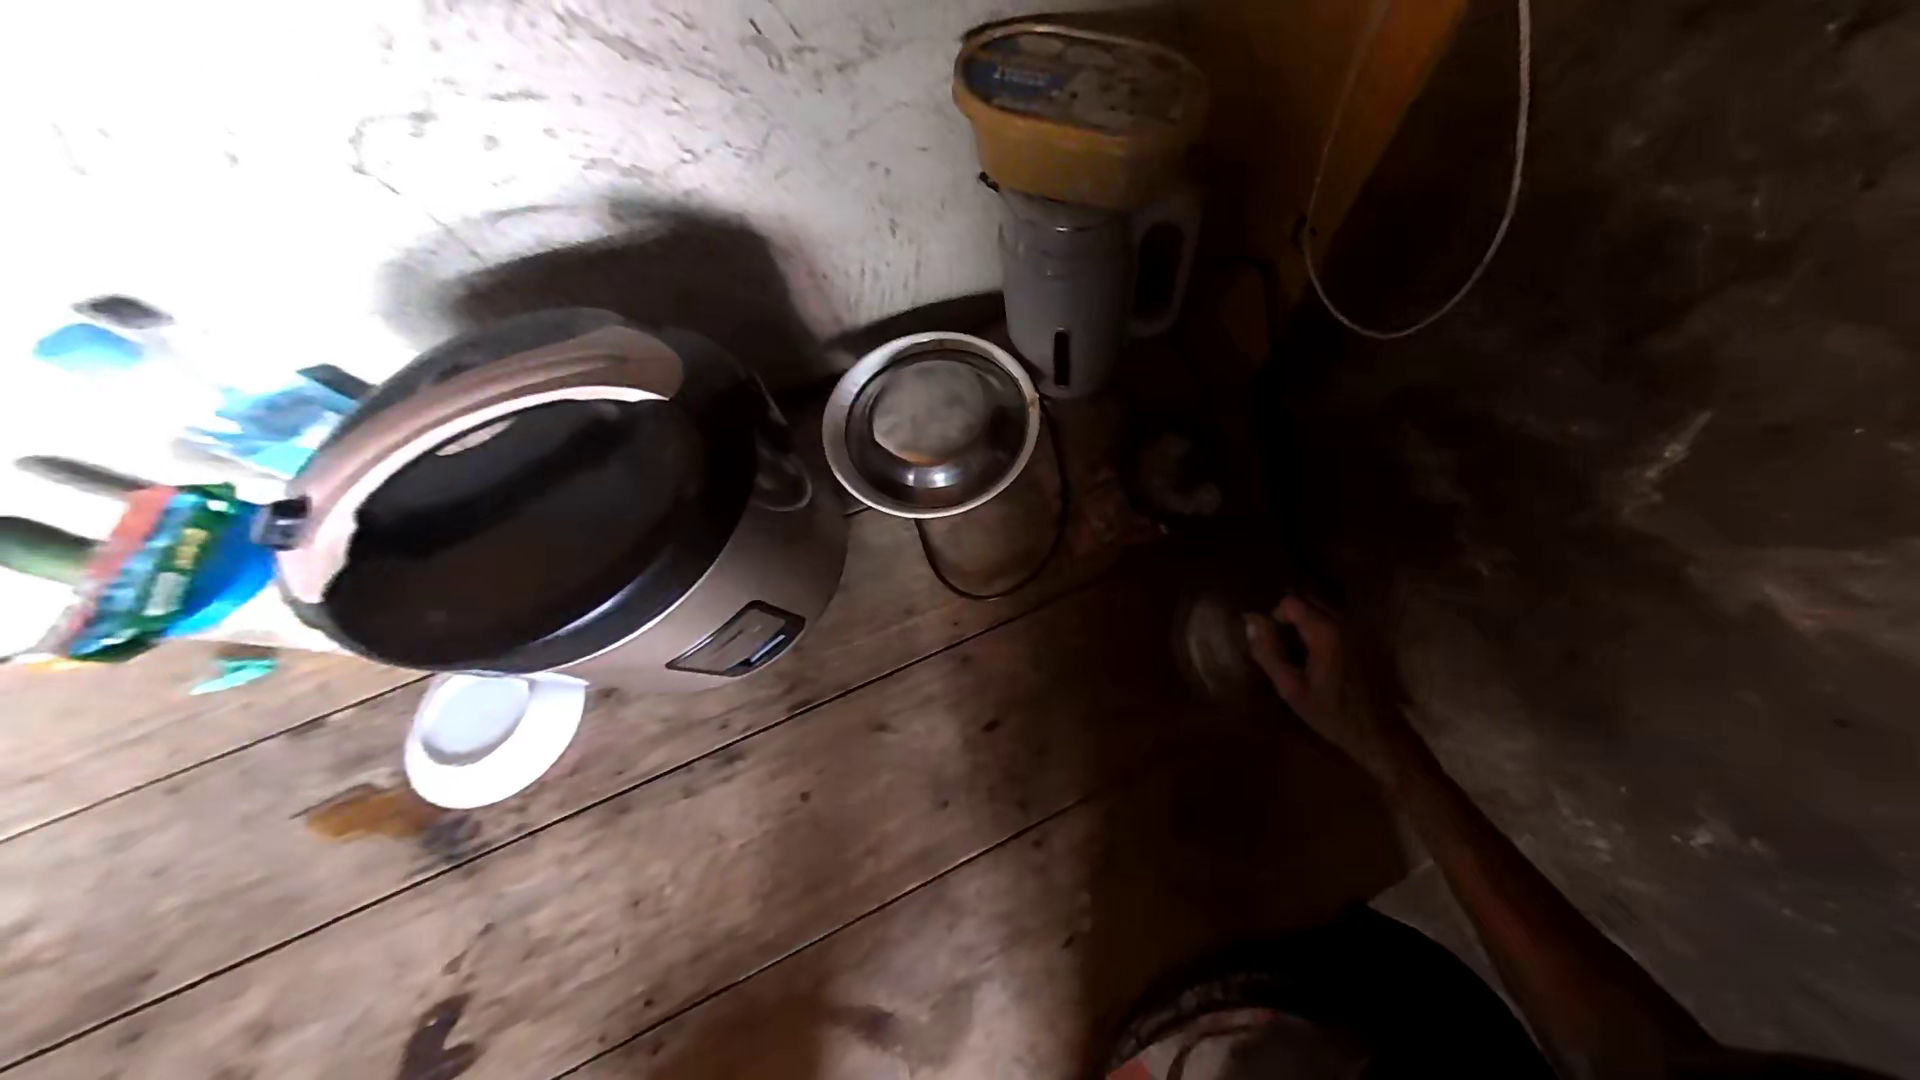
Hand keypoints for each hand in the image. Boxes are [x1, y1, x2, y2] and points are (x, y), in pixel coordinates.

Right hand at [1244, 597, 1409, 781]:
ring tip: (1302, 654)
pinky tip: (1321, 659)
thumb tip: (1250, 620)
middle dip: (1291, 619)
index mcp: (1325, 633)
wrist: (1378, 733)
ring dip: (1306, 625)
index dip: (1276, 619)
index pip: (1290, 602)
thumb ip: (1267, 651)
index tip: (1276, 645)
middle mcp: (1345, 623)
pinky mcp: (1366, 638)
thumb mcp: (1289, 687)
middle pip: (1307, 601)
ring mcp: (1359, 629)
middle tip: (1286, 649)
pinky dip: (1321, 631)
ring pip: (1322, 609)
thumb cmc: (1330, 713)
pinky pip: (1336, 621)